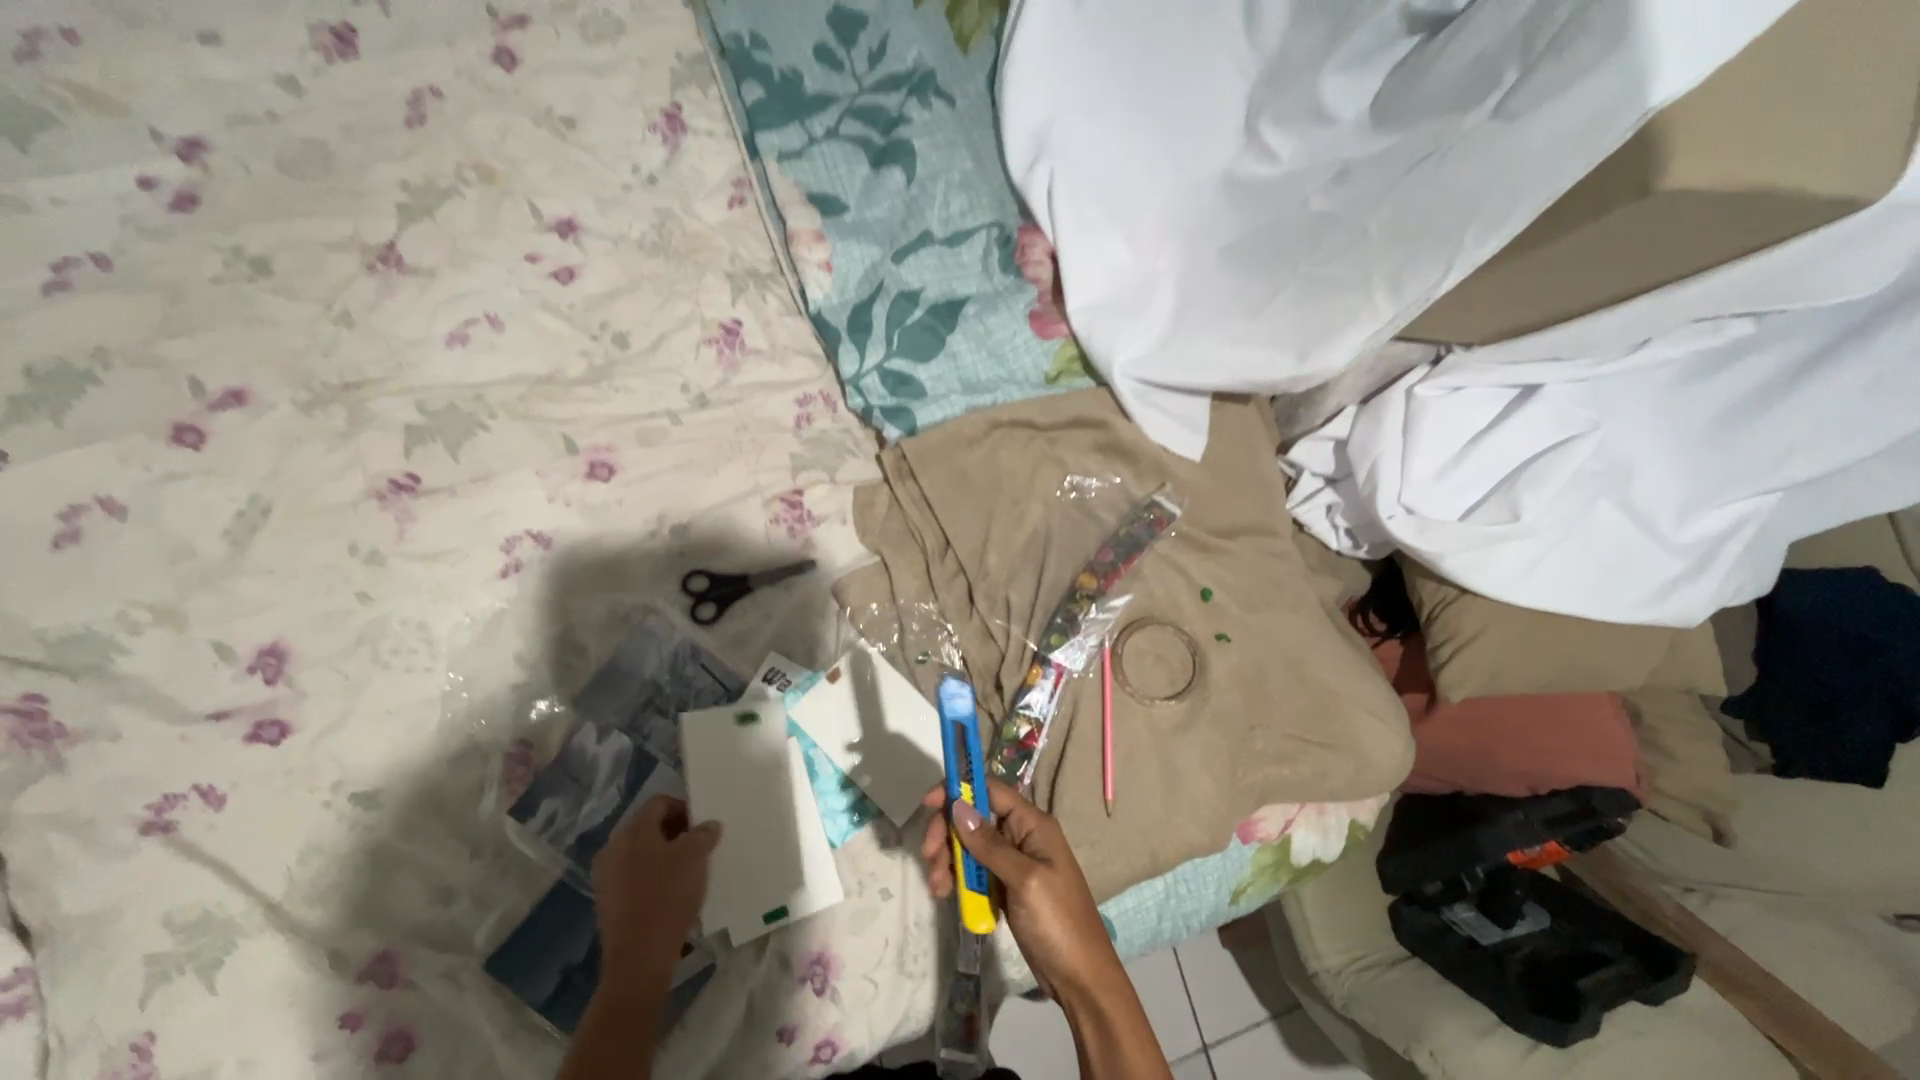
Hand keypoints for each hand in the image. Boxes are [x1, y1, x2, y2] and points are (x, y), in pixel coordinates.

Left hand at [591, 795, 721, 987]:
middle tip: (700, 847)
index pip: (659, 802)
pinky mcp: (607, 900)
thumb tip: (707, 825)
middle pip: (647, 827)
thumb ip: (703, 834)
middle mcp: (613, 846)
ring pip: (640, 853)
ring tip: (688, 872)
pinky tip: (670, 894)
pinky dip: (652, 877)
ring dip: (663, 856)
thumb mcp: (695, 857)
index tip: (703, 825)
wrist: (639, 955)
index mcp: (633, 830)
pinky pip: (633, 877)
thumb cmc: (668, 895)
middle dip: (675, 832)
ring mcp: (606, 875)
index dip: (684, 807)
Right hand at [918, 779, 1121, 1000]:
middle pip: (974, 817)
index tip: (927, 806)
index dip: (958, 791)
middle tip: (929, 858)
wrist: (1079, 976)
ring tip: (938, 888)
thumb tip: (958, 806)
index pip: (990, 790)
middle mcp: (1022, 836)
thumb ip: (989, 844)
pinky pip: (974, 871)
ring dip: (948, 860)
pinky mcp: (1005, 886)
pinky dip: (958, 879)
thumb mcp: (1024, 879)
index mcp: (1033, 824)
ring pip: (970, 846)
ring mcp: (1013, 862)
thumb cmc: (1058, 921)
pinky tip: (948, 895)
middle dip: (947, 833)